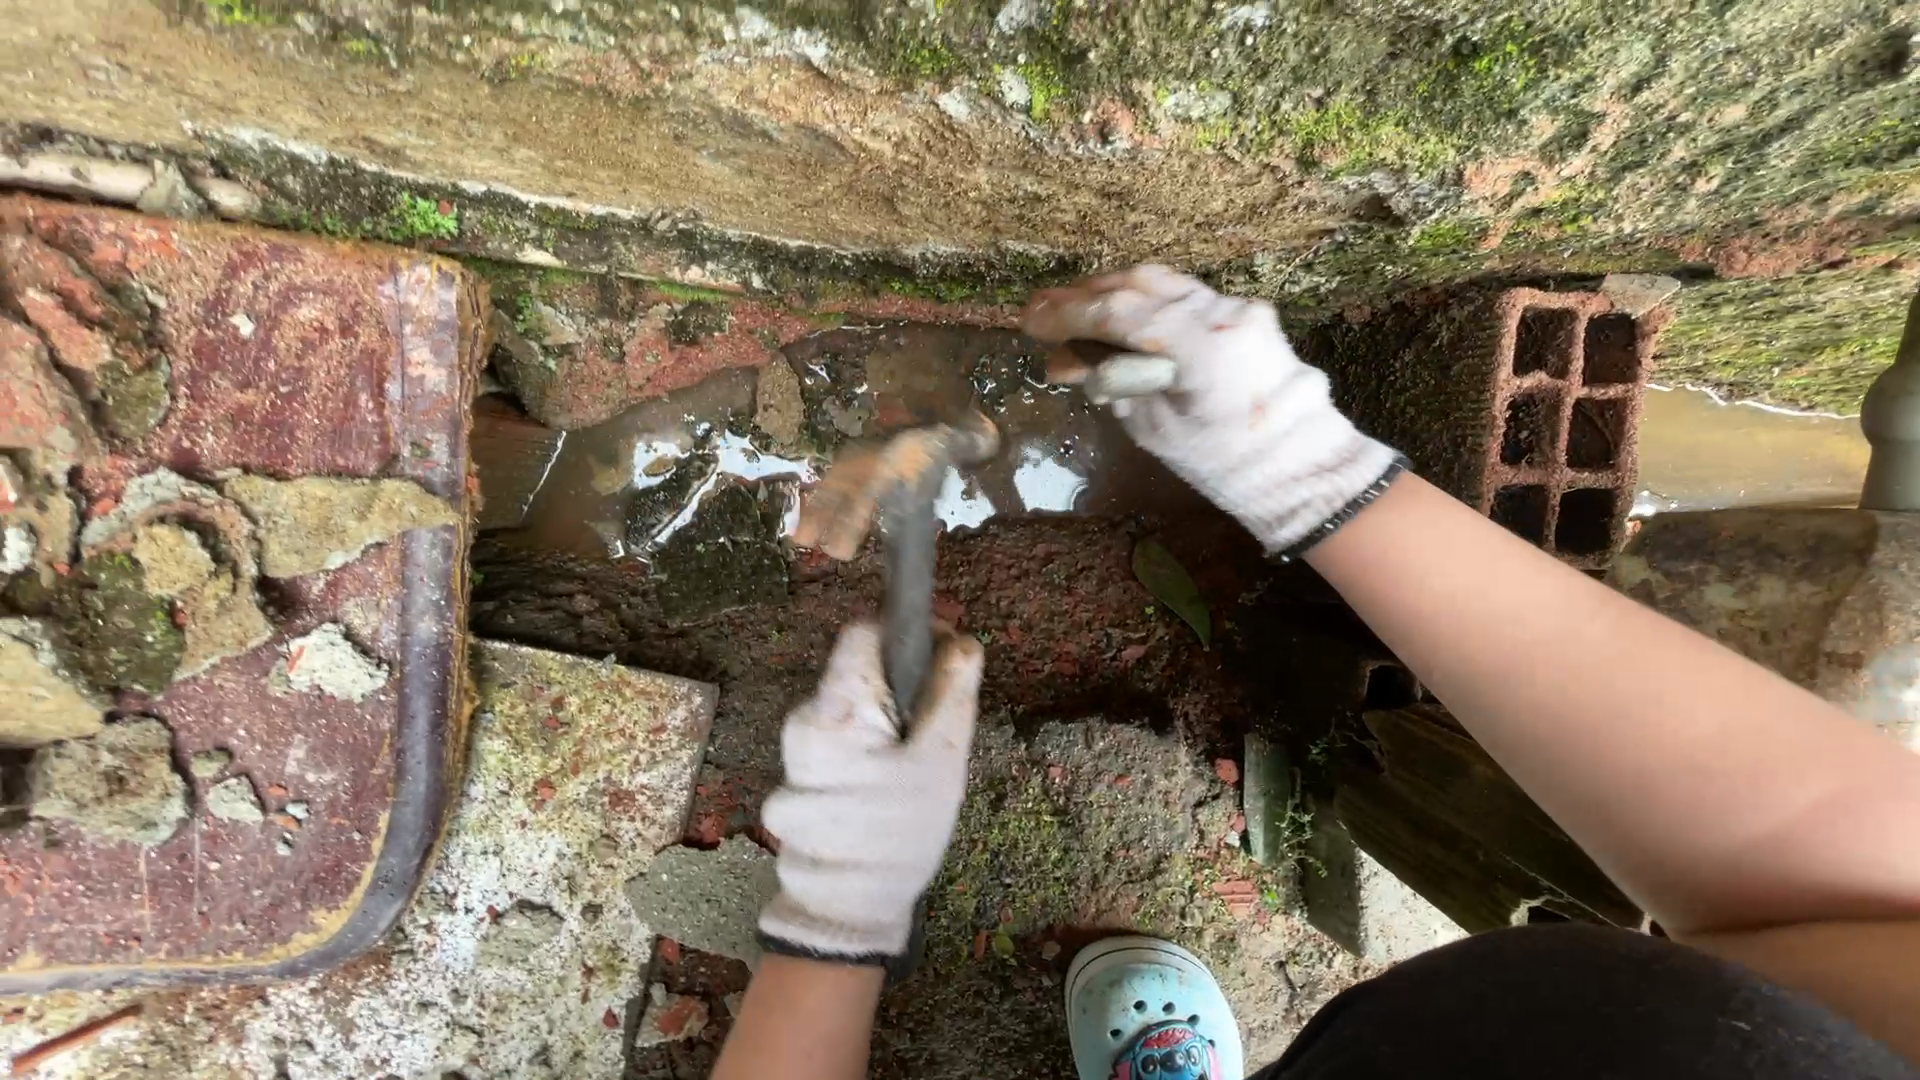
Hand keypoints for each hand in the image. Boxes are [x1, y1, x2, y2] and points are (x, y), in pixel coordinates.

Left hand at [758, 622, 983, 962]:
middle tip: (929, 733)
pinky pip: (830, 748)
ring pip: (844, 713)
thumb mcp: (942, 760)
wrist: (850, 912)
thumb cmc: (902, 829)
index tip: (934, 659)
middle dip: (894, 691)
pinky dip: (856, 756)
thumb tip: (963, 639)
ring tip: (904, 770)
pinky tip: (876, 791)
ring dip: (876, 726)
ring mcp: (789, 755)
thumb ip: (951, 693)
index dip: (900, 634)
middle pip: (854, 675)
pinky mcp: (787, 780)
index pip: (860, 632)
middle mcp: (801, 721)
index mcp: (837, 708)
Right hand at [1023, 265, 1403, 553]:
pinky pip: (1184, 295)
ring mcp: (1238, 307)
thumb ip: (1112, 387)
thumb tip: (1064, 363)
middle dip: (1084, 295)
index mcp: (1200, 346)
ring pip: (1162, 282)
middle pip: (1139, 285)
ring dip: (1112, 291)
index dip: (1067, 315)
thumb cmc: (1222, 462)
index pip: (1119, 314)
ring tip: (1071, 305)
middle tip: (1040, 307)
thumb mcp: (1155, 430)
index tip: (1028, 322)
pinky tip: (1118, 313)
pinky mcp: (1244, 314)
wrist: (1298, 465)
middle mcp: (1221, 312)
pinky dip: (1144, 301)